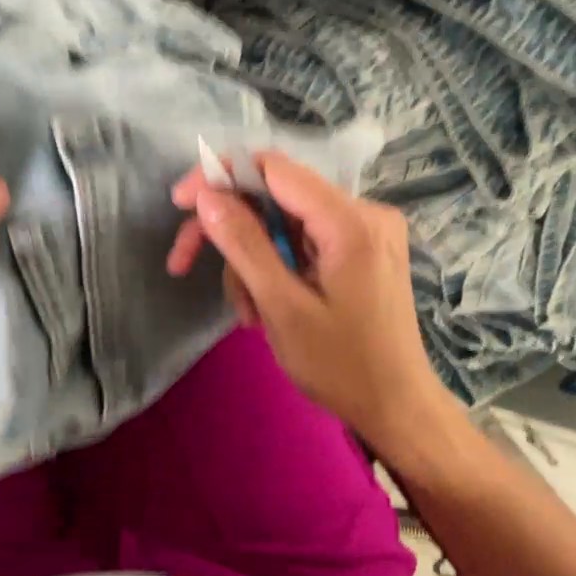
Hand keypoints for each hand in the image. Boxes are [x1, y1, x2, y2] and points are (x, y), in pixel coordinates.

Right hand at [165, 152, 451, 440]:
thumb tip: (206, 195)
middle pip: (272, 197)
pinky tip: (264, 308)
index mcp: (350, 222)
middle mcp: (362, 213)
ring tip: (246, 312)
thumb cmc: (340, 363)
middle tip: (182, 264)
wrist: (396, 407)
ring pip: (279, 223)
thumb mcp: (281, 305)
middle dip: (226, 230)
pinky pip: (297, 242)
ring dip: (248, 263)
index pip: (273, 168)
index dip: (219, 176)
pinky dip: (271, 269)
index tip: (179, 203)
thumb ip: (244, 243)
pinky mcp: (358, 250)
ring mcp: (363, 232)